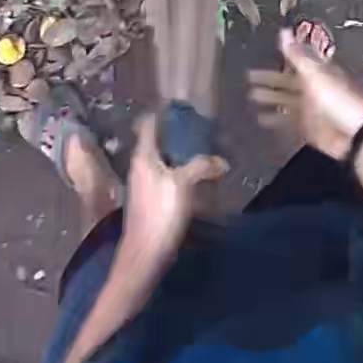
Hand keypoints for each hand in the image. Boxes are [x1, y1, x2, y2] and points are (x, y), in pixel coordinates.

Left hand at [121, 112, 225, 260]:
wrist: (144, 258)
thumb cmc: (160, 214)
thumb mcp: (183, 184)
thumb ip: (202, 166)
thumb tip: (223, 162)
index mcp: (143, 156)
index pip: (148, 123)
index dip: (162, 111)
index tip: (180, 103)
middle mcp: (140, 166)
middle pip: (157, 141)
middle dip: (176, 133)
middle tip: (200, 126)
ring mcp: (143, 184)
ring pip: (162, 160)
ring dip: (179, 154)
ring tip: (203, 149)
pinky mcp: (150, 201)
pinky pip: (166, 176)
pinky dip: (179, 171)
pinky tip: (196, 177)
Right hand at [246, 25, 362, 159]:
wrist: (355, 136)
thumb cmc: (337, 100)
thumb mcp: (315, 75)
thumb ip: (297, 55)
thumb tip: (283, 31)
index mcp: (316, 72)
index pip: (295, 60)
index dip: (280, 56)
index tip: (262, 53)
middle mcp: (312, 88)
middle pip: (287, 81)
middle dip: (269, 79)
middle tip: (248, 77)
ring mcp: (310, 108)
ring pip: (285, 100)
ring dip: (269, 98)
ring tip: (250, 96)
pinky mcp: (308, 127)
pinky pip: (287, 121)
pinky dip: (274, 119)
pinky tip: (261, 119)